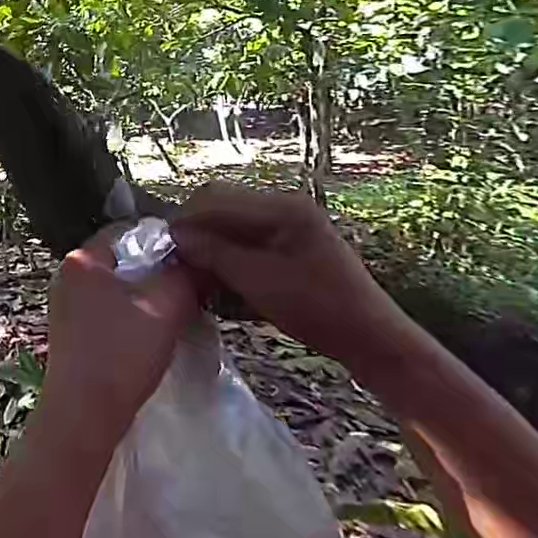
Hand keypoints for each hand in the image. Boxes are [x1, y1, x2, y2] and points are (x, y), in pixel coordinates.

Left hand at [38, 223, 199, 448]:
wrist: (85, 411)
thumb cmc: (122, 351)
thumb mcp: (165, 307)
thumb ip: (186, 276)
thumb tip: (201, 260)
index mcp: (81, 260)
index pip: (126, 232)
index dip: (163, 241)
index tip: (194, 257)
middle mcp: (66, 276)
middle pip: (121, 261)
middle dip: (157, 272)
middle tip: (191, 286)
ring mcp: (66, 306)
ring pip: (117, 289)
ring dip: (147, 297)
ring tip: (179, 311)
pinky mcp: (72, 332)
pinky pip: (108, 312)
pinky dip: (132, 317)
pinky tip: (155, 334)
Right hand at [170, 182, 410, 365]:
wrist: (371, 339)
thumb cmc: (317, 308)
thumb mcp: (257, 280)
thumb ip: (213, 253)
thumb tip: (175, 238)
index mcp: (281, 207)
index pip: (214, 198)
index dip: (185, 220)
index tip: (166, 248)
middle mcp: (283, 205)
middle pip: (219, 204)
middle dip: (195, 229)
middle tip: (178, 259)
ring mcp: (287, 223)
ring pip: (228, 221)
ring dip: (208, 241)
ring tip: (195, 269)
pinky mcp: (288, 242)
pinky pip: (243, 235)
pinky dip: (225, 251)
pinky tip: (217, 274)